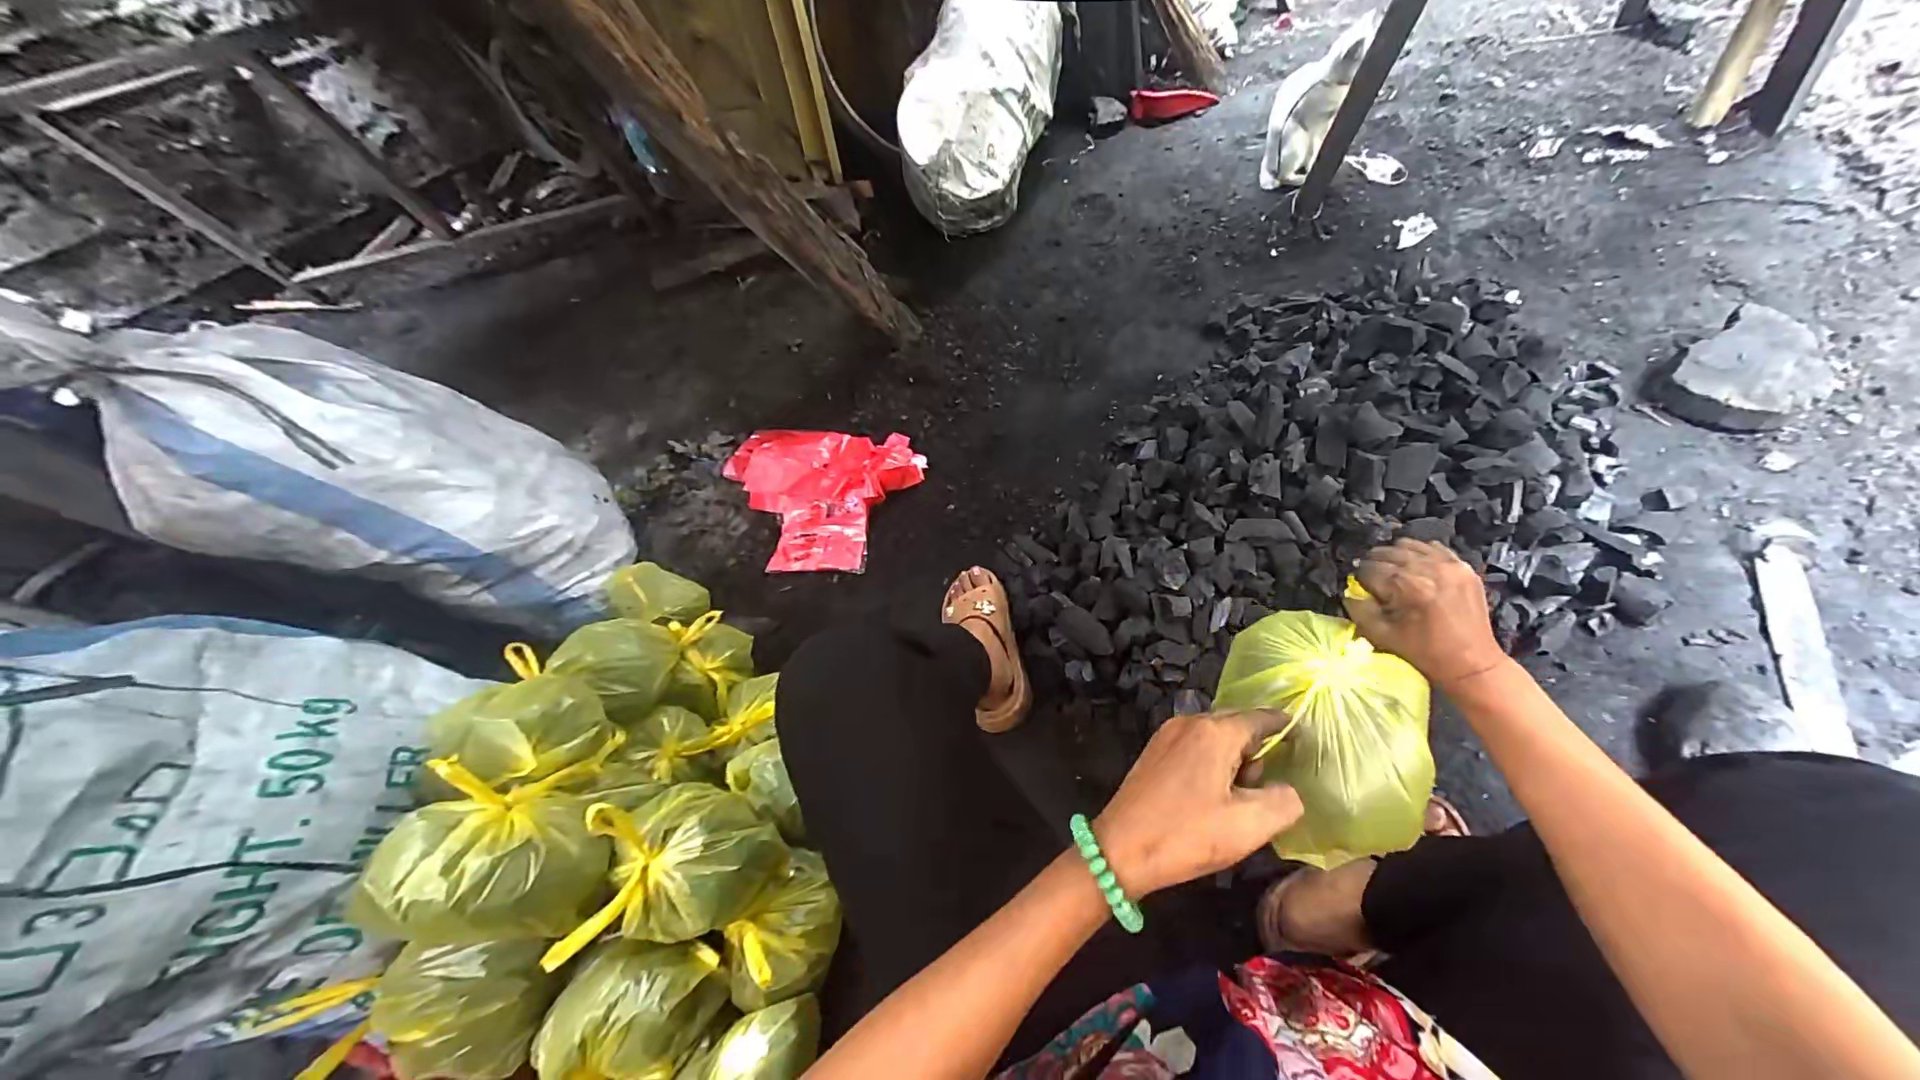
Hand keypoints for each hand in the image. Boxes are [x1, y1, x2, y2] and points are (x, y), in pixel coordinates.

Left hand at [1093, 710, 1303, 896]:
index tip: (1304, 737)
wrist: (1121, 849)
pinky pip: (1195, 747)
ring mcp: (1166, 735)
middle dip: (1257, 751)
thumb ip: (1285, 801)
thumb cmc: (1187, 834)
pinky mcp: (1154, 752)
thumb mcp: (1250, 826)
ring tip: (1232, 801)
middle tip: (1261, 789)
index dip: (1286, 727)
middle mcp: (1188, 722)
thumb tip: (1286, 789)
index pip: (1261, 718)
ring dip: (1233, 761)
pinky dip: (1211, 764)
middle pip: (1238, 725)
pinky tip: (1208, 797)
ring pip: (1216, 737)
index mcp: (1214, 732)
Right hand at [1344, 538, 1508, 687]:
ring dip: (1394, 556)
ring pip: (1408, 545)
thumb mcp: (1380, 635)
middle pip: (1387, 552)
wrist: (1472, 663)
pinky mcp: (1464, 568)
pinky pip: (1433, 547)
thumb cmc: (1422, 652)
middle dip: (1374, 564)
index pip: (1368, 568)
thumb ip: (1358, 609)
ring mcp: (1450, 566)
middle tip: (1371, 579)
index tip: (1359, 587)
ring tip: (1392, 571)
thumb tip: (1350, 591)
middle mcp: (1430, 569)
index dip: (1359, 578)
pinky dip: (1419, 553)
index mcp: (1408, 587)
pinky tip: (1414, 568)